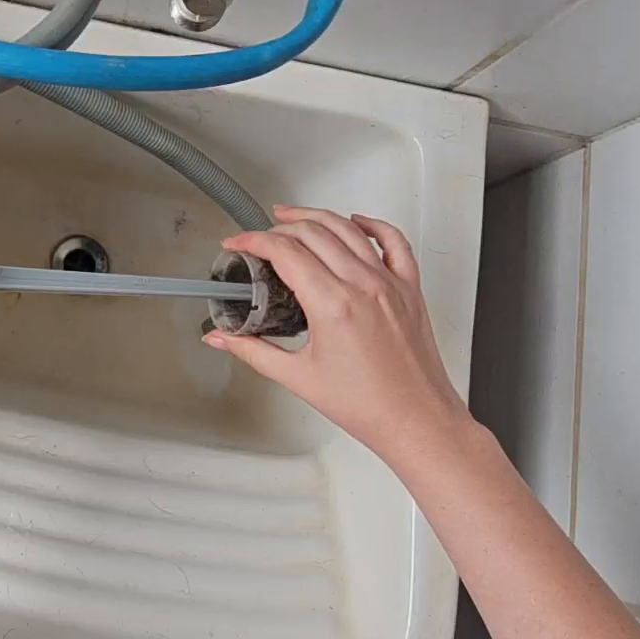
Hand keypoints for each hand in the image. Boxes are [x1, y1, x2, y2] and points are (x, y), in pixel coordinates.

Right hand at [203, 206, 471, 460]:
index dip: (253, 241)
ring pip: (348, 228)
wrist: (417, 422)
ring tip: (292, 216)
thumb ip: (252, 350)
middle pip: (313, 232)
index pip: (284, 252)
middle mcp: (363, 286)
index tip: (237, 244)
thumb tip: (222, 338)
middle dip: (277, 227)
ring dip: (315, 216)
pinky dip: (372, 224)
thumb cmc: (368, 405)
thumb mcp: (296, 377)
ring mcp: (390, 284)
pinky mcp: (409, 289)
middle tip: (258, 237)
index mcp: (333, 305)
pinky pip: (394, 242)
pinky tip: (356, 221)